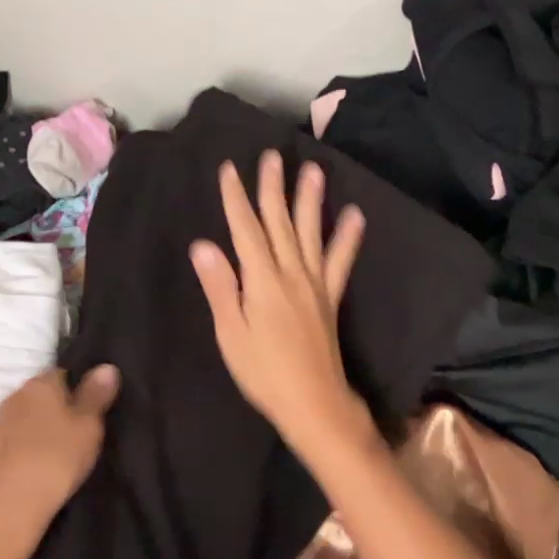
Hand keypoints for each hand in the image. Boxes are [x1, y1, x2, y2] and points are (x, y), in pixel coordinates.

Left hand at [0, 366, 119, 558]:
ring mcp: (1, 422)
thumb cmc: (56, 458)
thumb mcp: (88, 425)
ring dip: (47, 429)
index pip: (64, 373)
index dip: (82, 390)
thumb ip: (96, 394)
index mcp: (39, 382)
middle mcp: (15, 394)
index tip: (95, 412)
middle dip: (63, 409)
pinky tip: (47, 465)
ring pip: (32, 417)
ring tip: (68, 453)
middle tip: (85, 434)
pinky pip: (21, 438)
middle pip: (46, 394)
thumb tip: (106, 366)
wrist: (11, 506)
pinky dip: (34, 446)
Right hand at [189, 151, 368, 450]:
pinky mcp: (329, 298)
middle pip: (279, 222)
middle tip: (272, 156)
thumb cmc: (263, 372)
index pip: (245, 229)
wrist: (314, 403)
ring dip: (310, 200)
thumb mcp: (230, 333)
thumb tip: (203, 244)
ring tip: (313, 170)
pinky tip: (355, 215)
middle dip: (273, 188)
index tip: (229, 168)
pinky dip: (348, 237)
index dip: (236, 197)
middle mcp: (290, 273)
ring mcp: (314, 284)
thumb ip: (220, 287)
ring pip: (311, 233)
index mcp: (262, 281)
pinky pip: (340, 261)